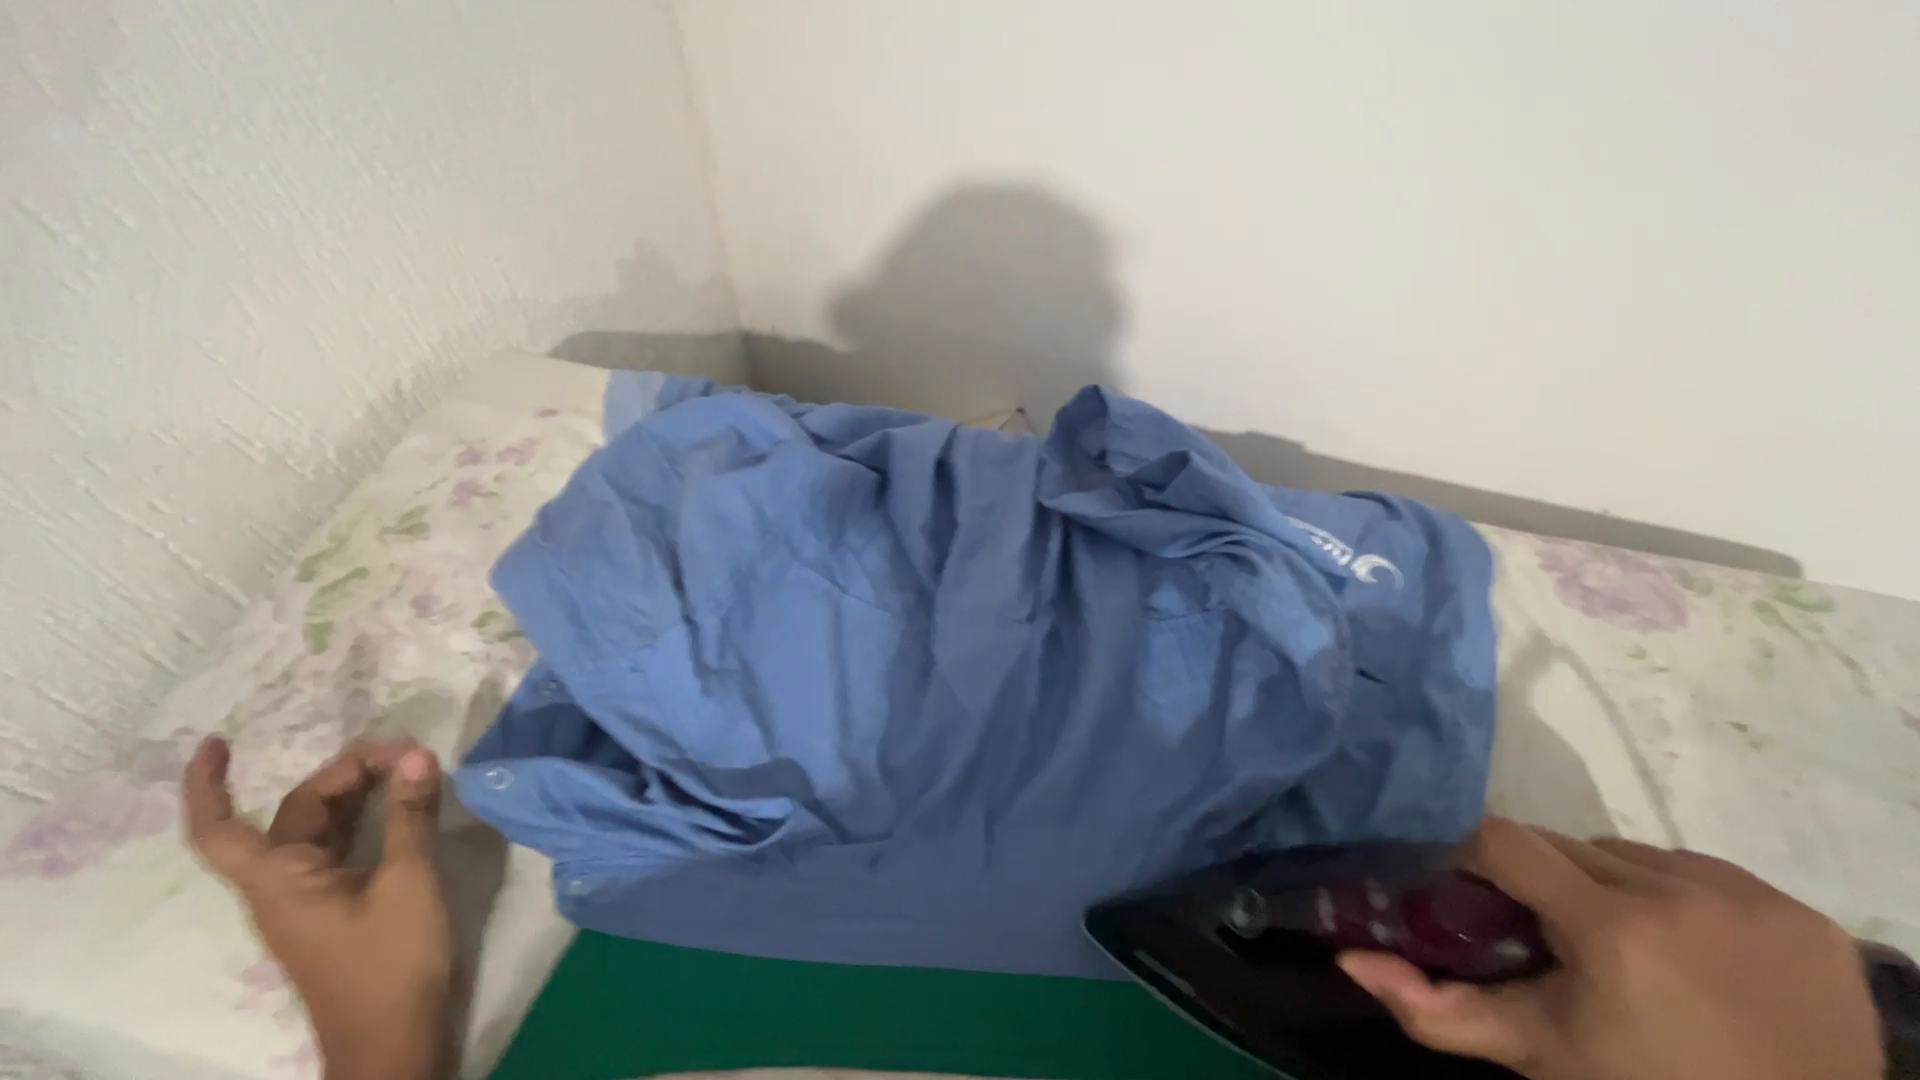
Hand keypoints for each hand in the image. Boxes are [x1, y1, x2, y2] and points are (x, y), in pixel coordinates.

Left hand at [184, 736, 454, 1079]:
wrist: (394, 1035)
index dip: (208, 785)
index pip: (219, 828)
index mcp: (280, 879)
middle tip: (405, 751)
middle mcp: (283, 885)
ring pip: (321, 829)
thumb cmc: (390, 959)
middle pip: (297, 812)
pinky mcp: (339, 907)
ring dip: (356, 793)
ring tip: (407, 767)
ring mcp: (311, 897)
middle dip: (345, 774)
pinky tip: (401, 805)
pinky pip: (341, 847)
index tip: (218, 741)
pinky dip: (367, 818)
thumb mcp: (408, 880)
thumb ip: (410, 815)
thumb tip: (416, 754)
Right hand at [1338, 818, 1882, 1079]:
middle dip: (1545, 882)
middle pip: (1566, 846)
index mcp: (1611, 927)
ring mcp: (1750, 899)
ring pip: (1631, 854)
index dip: (1480, 865)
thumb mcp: (1535, 1054)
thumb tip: (1350, 959)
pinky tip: (1689, 950)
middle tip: (1552, 938)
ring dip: (1610, 885)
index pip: (1504, 841)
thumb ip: (1435, 1009)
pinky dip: (1678, 898)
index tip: (1484, 904)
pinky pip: (1701, 871)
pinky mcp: (1803, 913)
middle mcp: (1681, 893)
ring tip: (1624, 946)